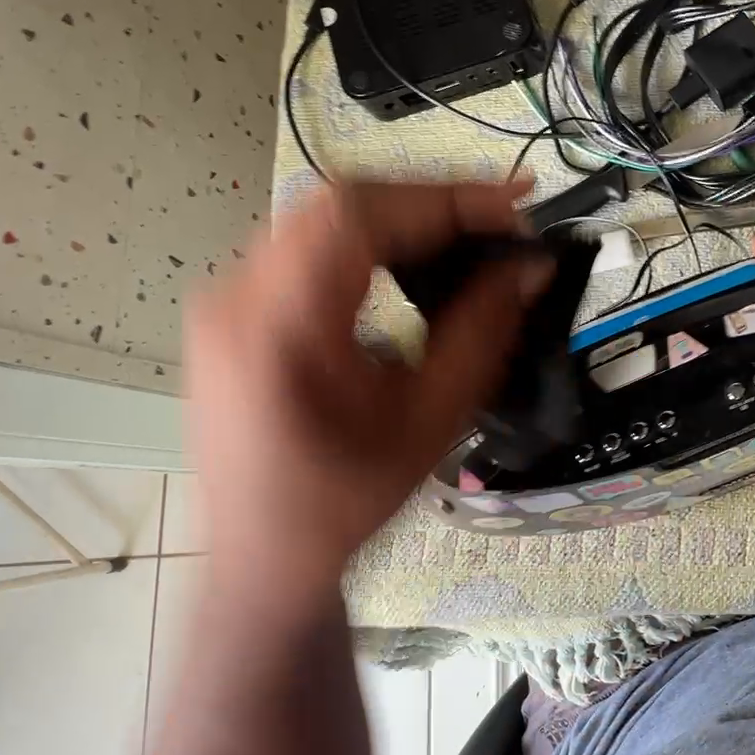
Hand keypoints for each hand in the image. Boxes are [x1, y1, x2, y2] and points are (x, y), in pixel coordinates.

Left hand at [183, 181, 547, 581]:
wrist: (264, 557)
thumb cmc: (347, 502)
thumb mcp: (429, 422)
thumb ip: (482, 334)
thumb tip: (529, 269)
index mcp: (278, 326)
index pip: (360, 217)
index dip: (445, 198)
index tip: (516, 203)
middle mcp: (236, 295)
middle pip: (338, 203)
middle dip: (430, 201)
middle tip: (502, 222)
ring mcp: (226, 299)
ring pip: (322, 217)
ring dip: (403, 219)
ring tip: (472, 237)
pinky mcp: (236, 310)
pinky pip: (309, 247)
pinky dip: (372, 241)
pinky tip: (416, 262)